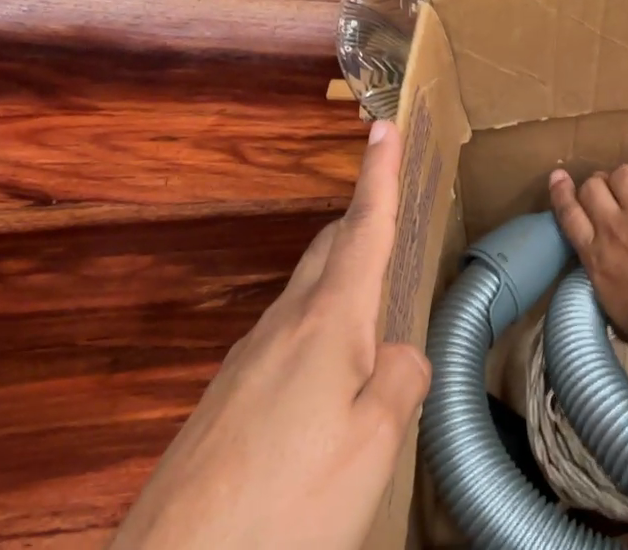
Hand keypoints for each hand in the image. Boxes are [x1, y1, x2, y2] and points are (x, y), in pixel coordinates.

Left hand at [112, 121, 429, 549]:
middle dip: (361, 220)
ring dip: (342, 278)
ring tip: (375, 304)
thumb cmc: (288, 500)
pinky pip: (286, 336)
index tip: (384, 127)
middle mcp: (281, 327)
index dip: (379, 176)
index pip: (362, 230)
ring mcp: (246, 360)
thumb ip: (399, 380)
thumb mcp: (373, 445)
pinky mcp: (227, 398)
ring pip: (305, 294)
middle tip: (394, 211)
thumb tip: (397, 351)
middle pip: (327, 250)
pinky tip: (329, 377)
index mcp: (325, 323)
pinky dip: (320, 328)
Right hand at [548, 165, 627, 368]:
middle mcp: (614, 227)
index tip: (559, 178)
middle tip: (610, 191)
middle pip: (592, 187)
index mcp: (596, 257)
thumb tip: (611, 278)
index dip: (562, 193)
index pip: (569, 216)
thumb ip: (608, 284)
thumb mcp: (617, 314)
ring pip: (624, 174)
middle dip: (598, 184)